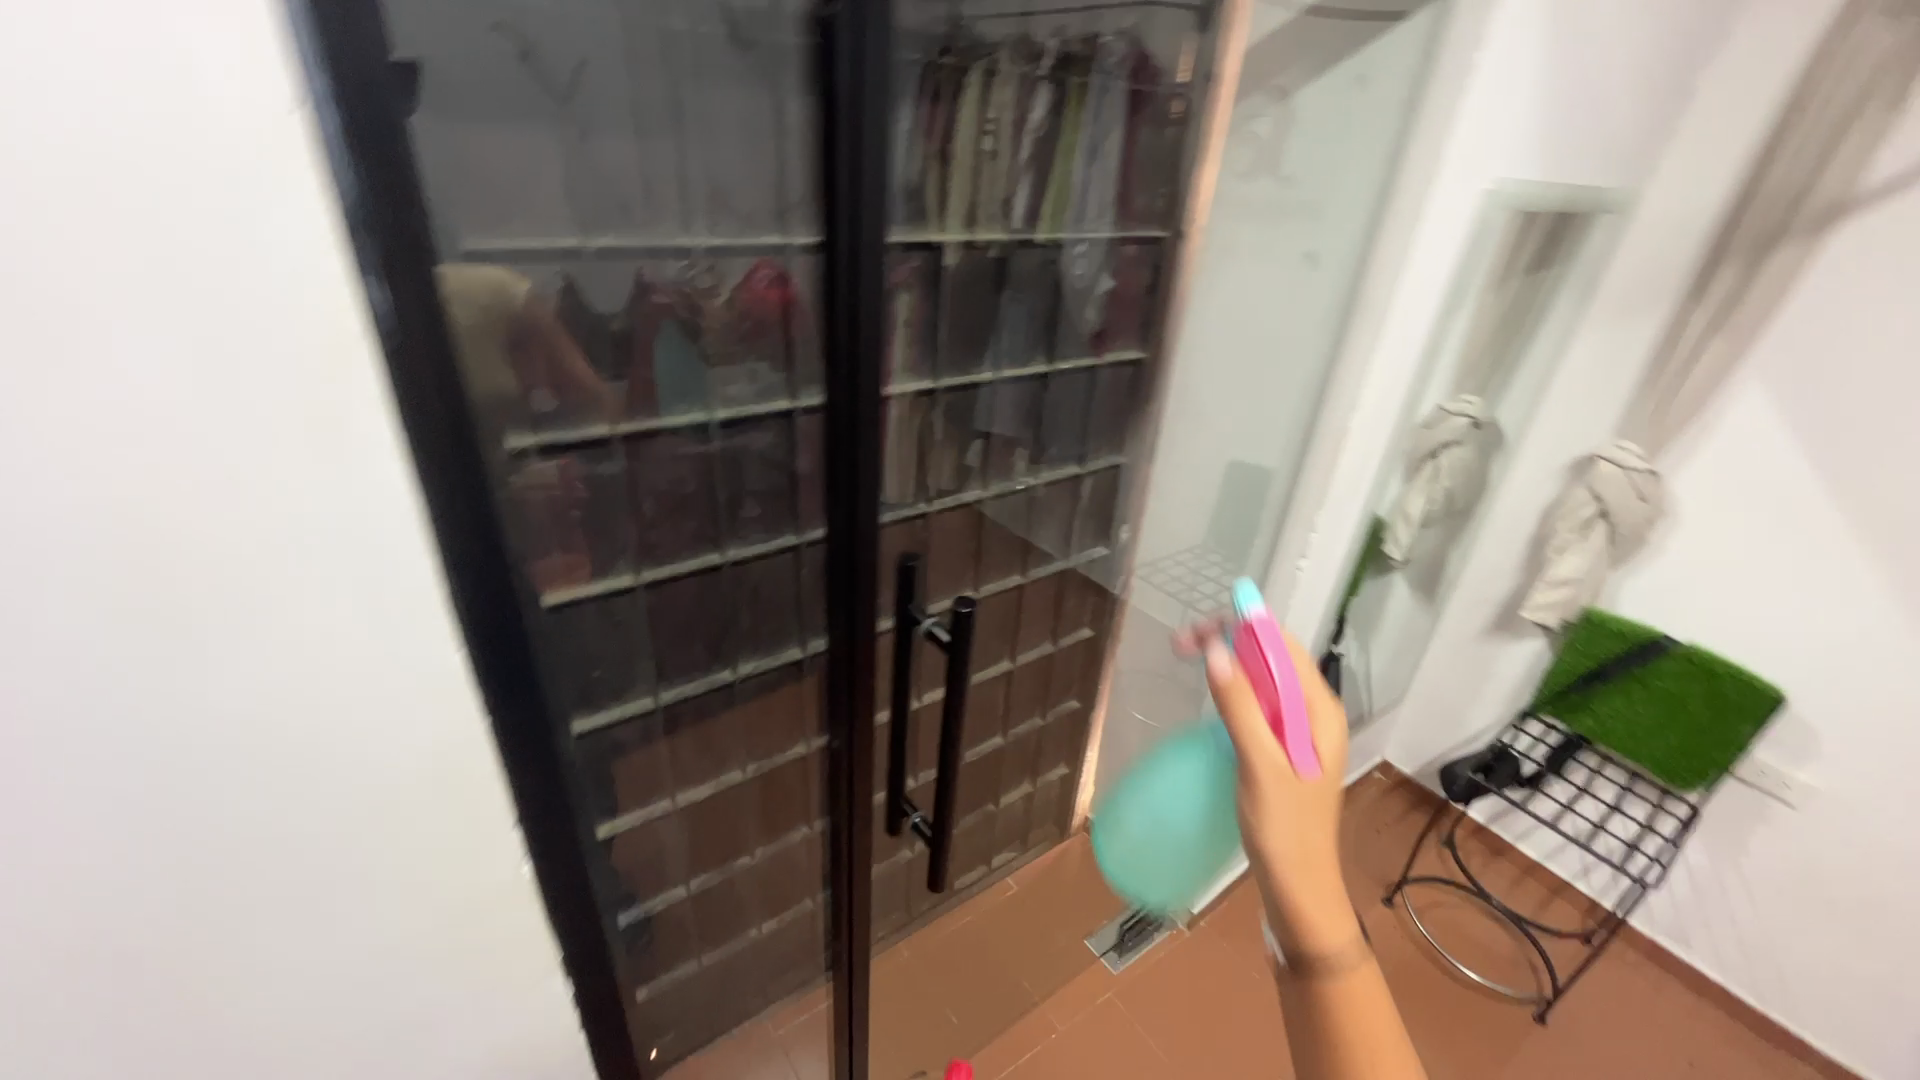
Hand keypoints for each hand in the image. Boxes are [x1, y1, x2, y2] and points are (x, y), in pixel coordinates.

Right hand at [1175, 618, 1353, 956]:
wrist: (1298, 888)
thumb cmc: (1283, 829)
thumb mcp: (1259, 763)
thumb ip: (1239, 705)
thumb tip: (1216, 648)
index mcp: (1319, 710)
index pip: (1281, 645)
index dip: (1241, 626)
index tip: (1196, 628)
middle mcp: (1312, 712)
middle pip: (1271, 656)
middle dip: (1229, 639)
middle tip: (1180, 644)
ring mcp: (1297, 730)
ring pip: (1262, 677)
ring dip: (1227, 660)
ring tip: (1187, 655)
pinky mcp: (1281, 747)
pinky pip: (1257, 702)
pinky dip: (1231, 687)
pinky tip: (1210, 691)